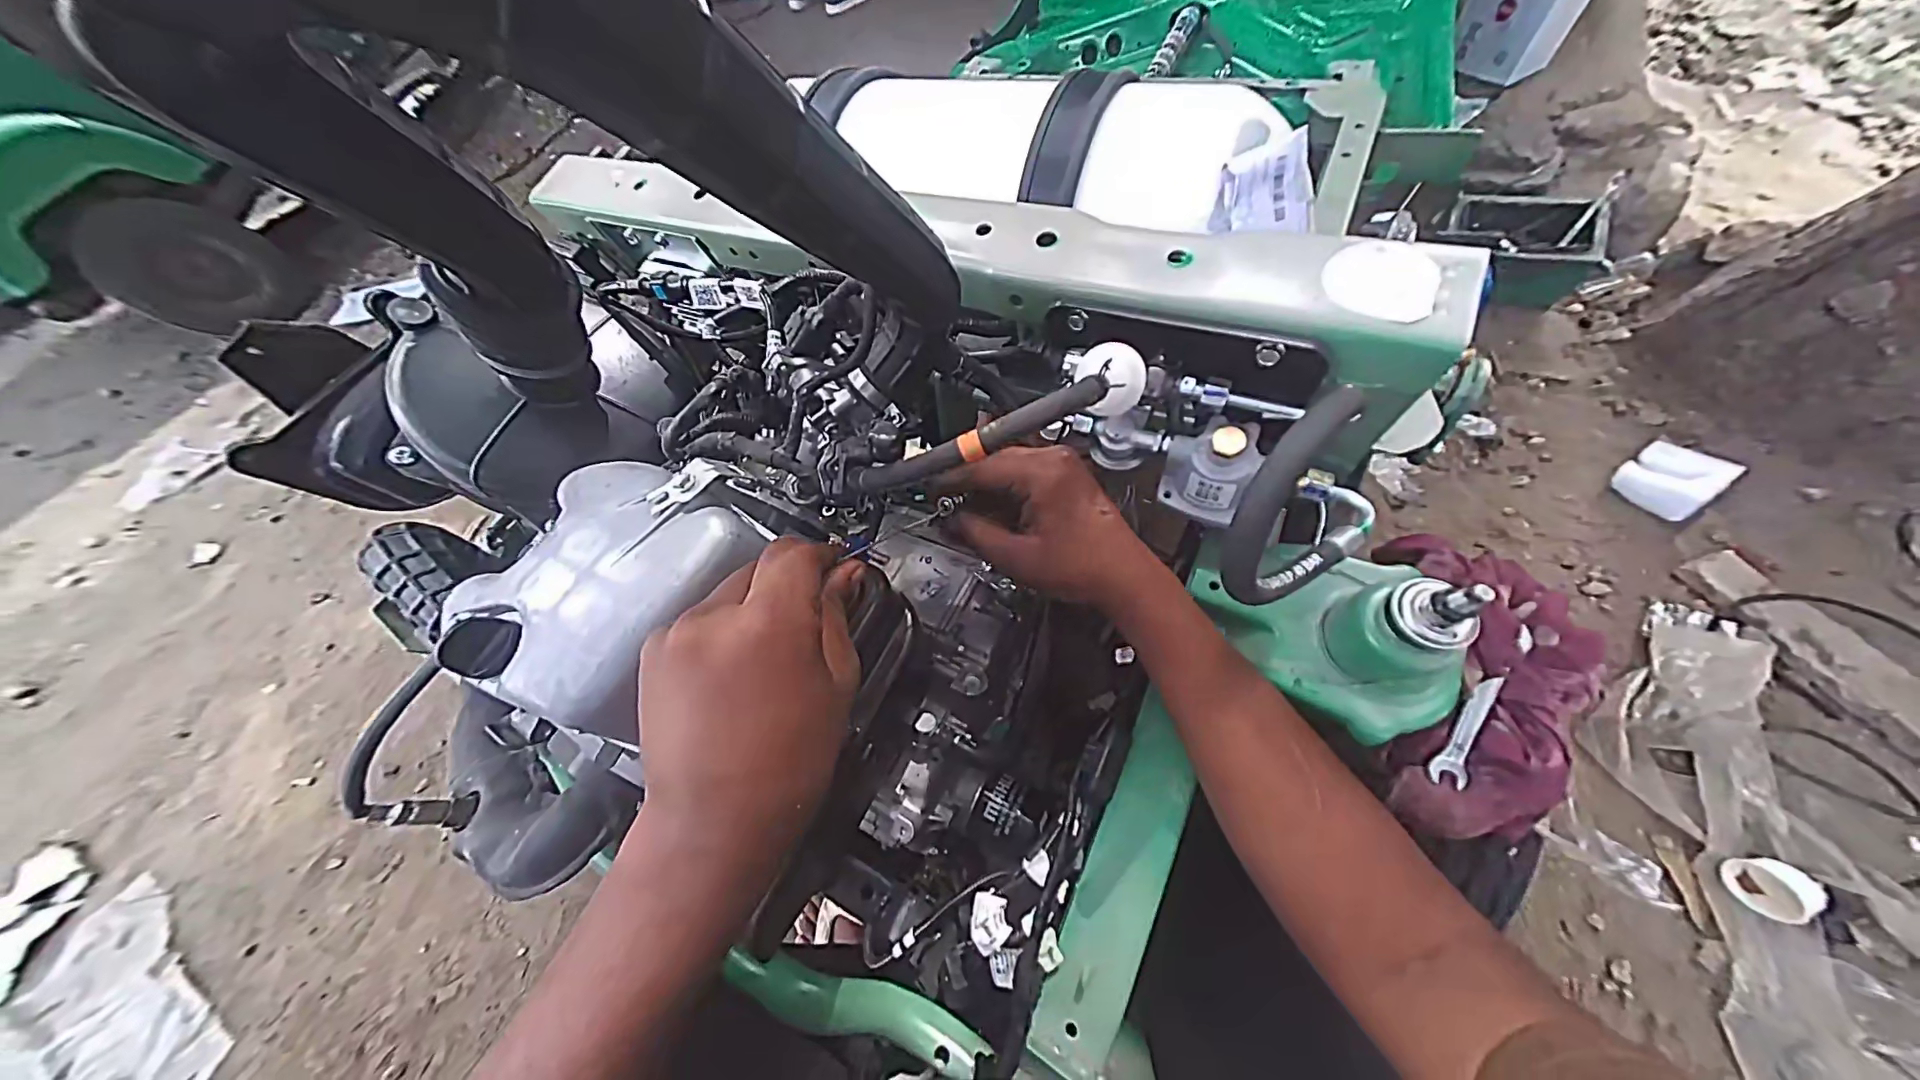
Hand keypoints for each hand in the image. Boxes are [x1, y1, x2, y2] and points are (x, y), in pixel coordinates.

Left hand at [636, 540, 864, 857]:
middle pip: (761, 566)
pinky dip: (722, 631)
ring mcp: (678, 633)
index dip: (820, 554)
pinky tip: (735, 673)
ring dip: (753, 608)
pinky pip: (700, 618)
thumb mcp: (836, 685)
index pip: (795, 553)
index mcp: (770, 622)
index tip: (832, 565)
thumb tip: (843, 577)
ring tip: (768, 661)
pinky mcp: (654, 651)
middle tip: (808, 622)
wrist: (714, 818)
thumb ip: (838, 618)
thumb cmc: (784, 766)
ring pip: (731, 591)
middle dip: (788, 583)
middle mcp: (716, 617)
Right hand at [944, 446, 1164, 611]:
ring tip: (965, 504)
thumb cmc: (1086, 566)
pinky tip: (994, 504)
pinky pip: (1026, 469)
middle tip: (942, 496)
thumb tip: (954, 520)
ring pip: (1008, 461)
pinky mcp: (1068, 474)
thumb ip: (977, 533)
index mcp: (1042, 471)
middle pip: (994, 457)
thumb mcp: (1017, 557)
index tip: (931, 488)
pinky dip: (1005, 483)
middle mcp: (1055, 458)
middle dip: (966, 477)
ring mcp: (1064, 463)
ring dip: (985, 480)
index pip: (981, 466)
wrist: (1124, 575)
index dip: (950, 479)